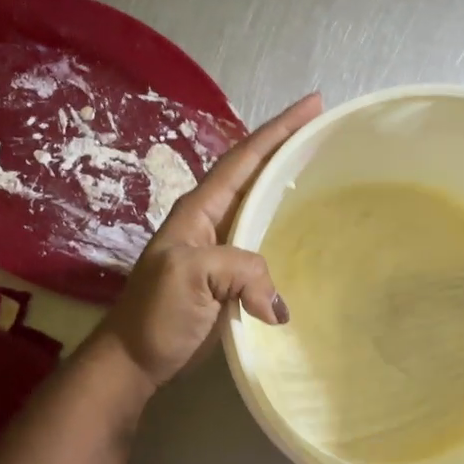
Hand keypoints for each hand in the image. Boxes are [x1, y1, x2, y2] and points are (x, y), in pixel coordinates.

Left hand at [93, 92, 324, 387]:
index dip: (277, 130)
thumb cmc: (156, 313)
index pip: (243, 159)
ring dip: (289, 187)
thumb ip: (238, 269)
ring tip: (324, 169)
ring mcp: (220, 250)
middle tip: (327, 131)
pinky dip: (288, 232)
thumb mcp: (190, 277)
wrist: (135, 359)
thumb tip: (276, 302)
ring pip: (262, 207)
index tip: (313, 104)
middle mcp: (212, 222)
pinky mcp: (230, 280)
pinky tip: (308, 233)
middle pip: (255, 174)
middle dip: (288, 147)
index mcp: (199, 210)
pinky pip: (266, 245)